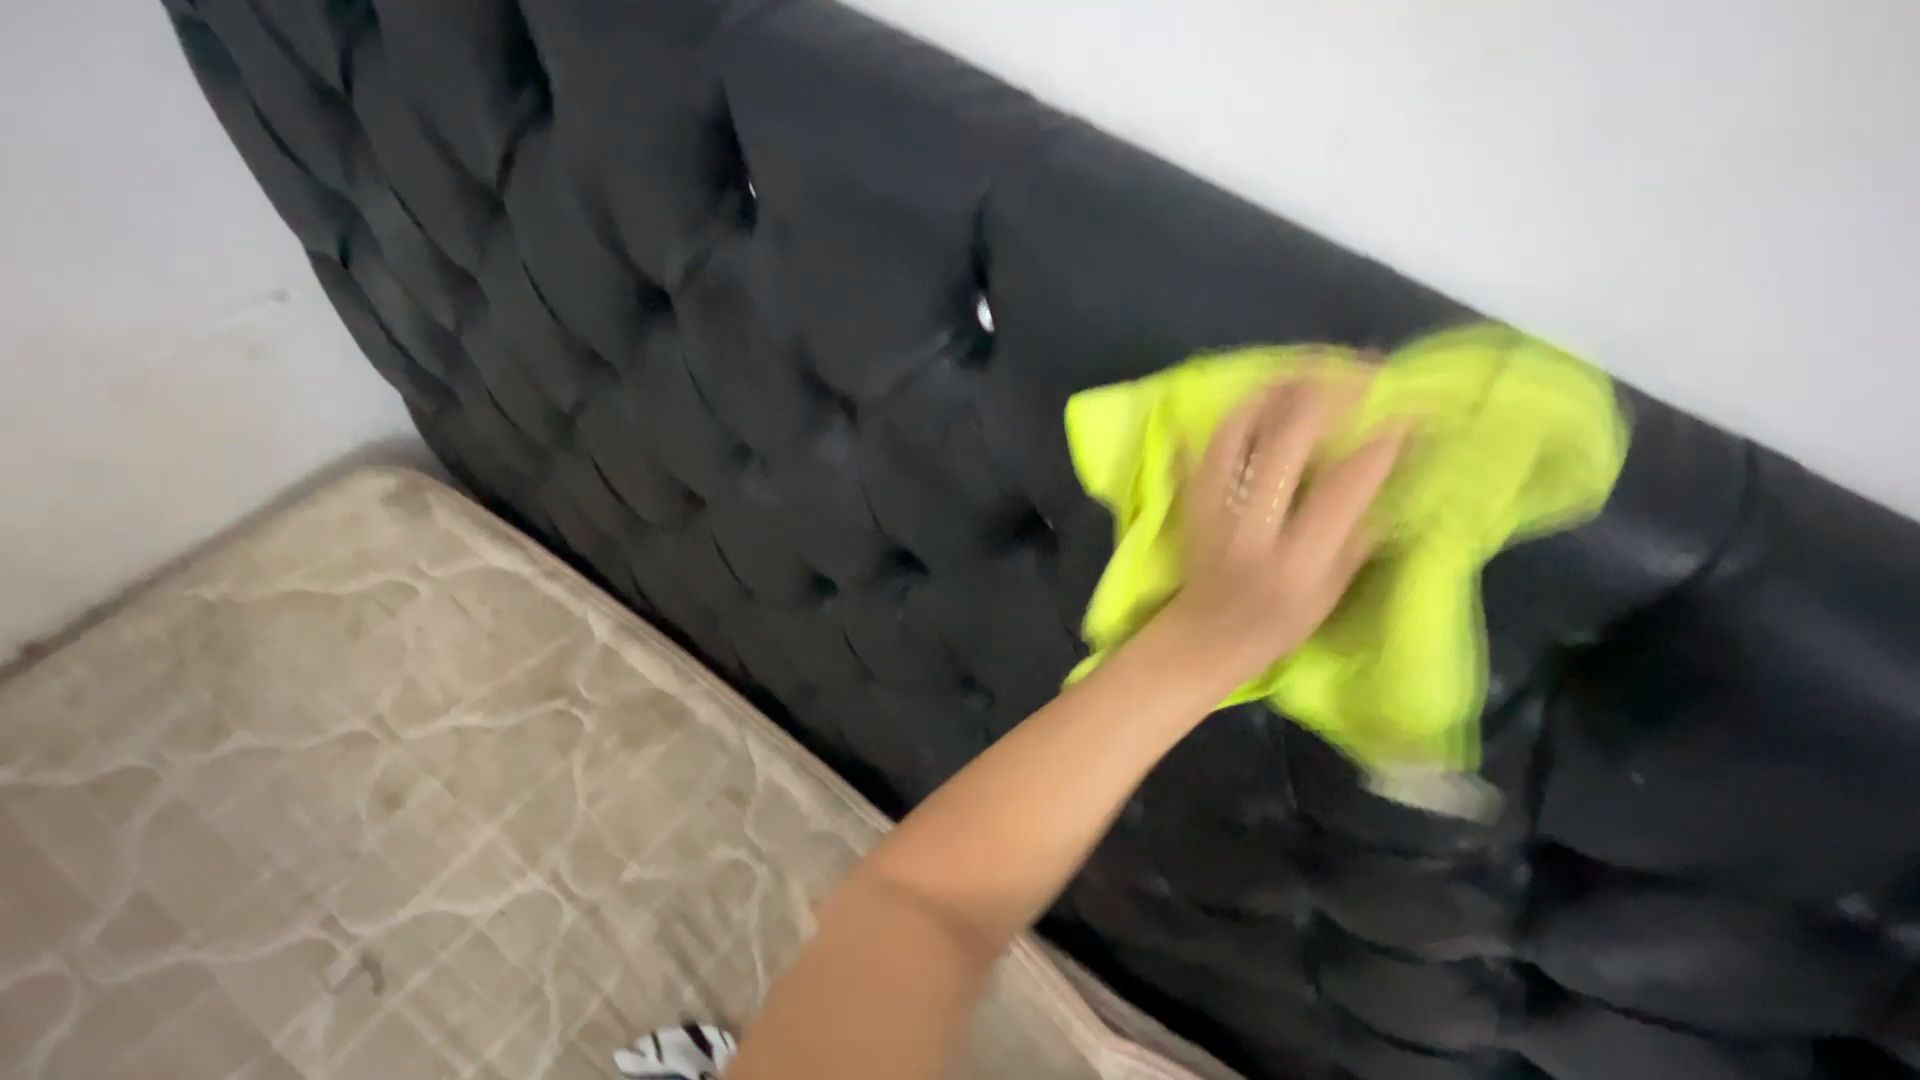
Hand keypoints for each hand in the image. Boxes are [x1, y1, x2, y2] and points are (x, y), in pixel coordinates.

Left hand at [1163, 365, 1406, 686]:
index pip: (1342, 485)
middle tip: (1363, 369)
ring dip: (1279, 390)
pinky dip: (1236, 414)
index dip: (1380, 443)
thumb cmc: (1276, 625)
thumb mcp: (1329, 595)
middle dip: (1331, 395)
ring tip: (1313, 366)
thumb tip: (1385, 477)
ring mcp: (1214, 507)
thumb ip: (1356, 539)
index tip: (1410, 412)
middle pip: (1287, 441)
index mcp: (1294, 559)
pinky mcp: (1191, 498)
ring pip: (1241, 430)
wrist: (1203, 636)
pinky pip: (1210, 443)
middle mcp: (1250, 526)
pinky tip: (1261, 393)